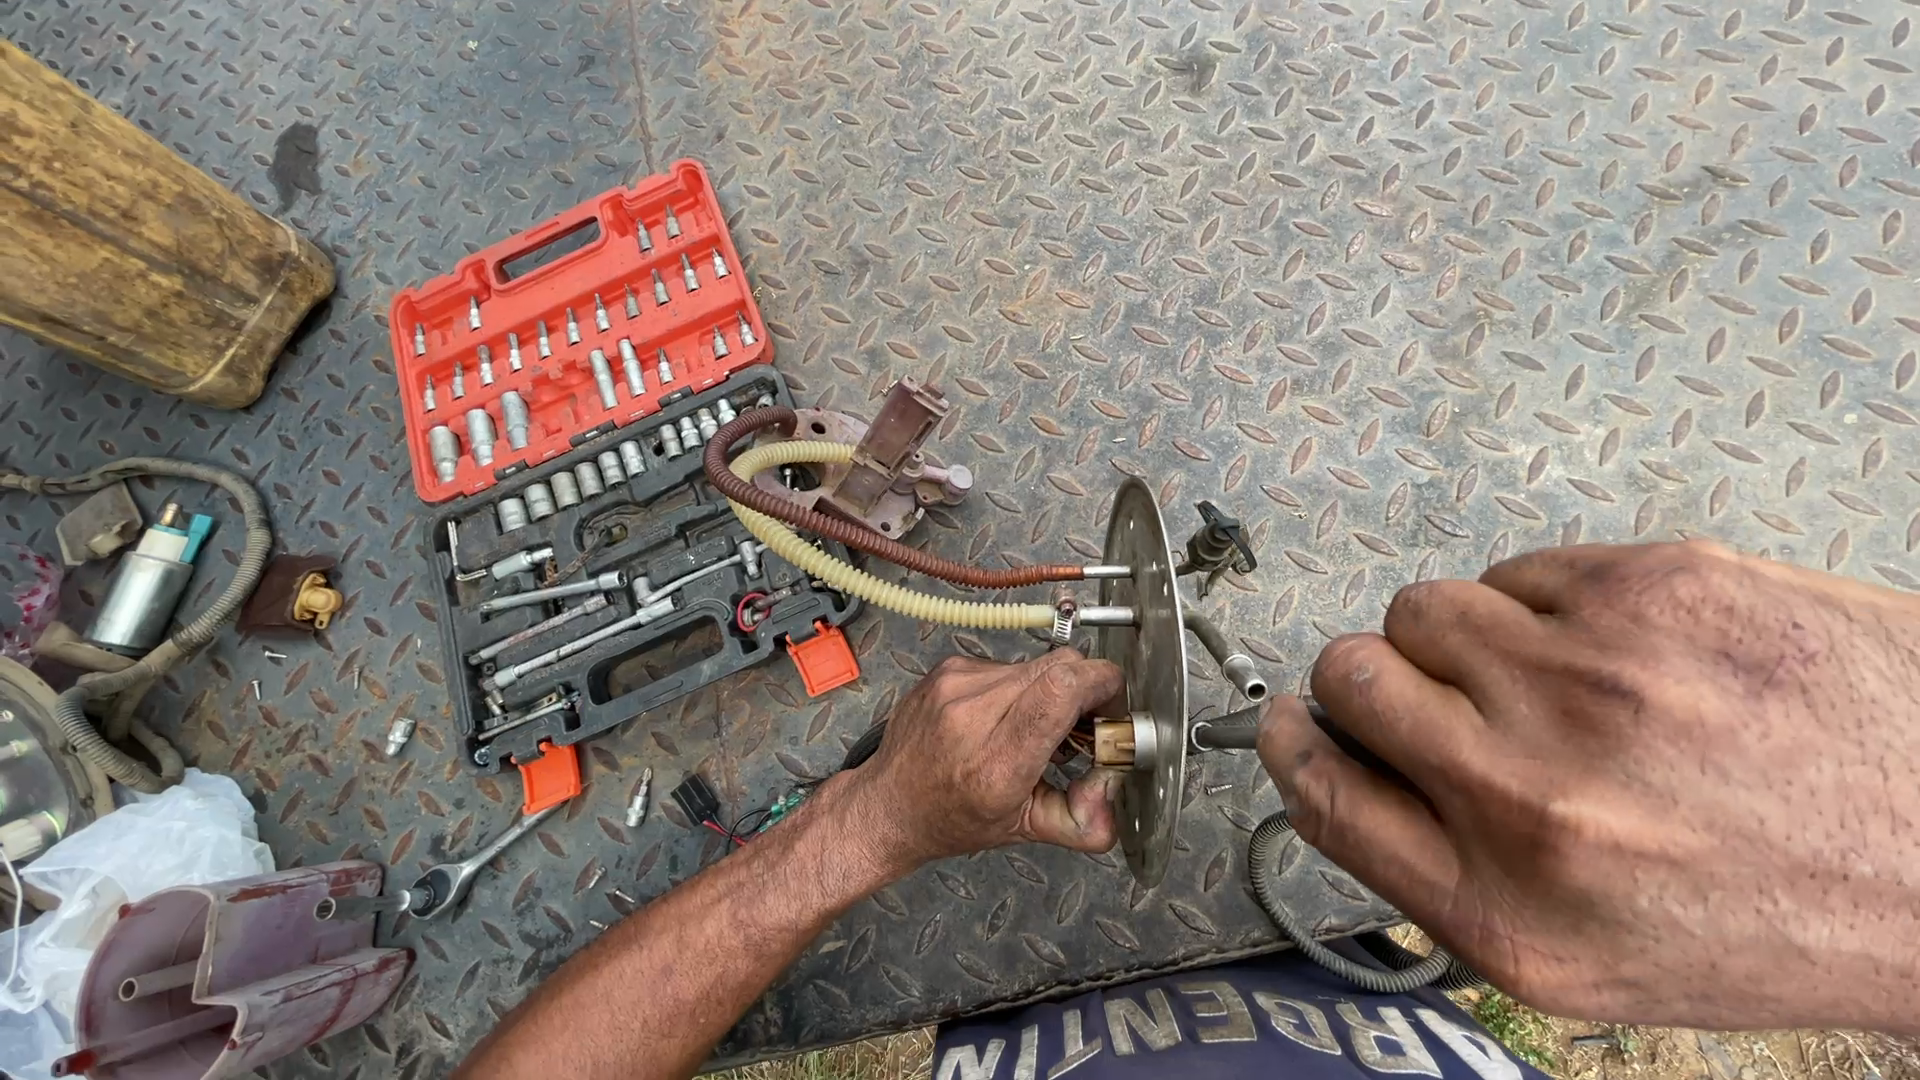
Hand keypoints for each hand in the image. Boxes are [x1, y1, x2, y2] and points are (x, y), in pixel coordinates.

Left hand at [840, 650, 1123, 874]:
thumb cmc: (951, 817)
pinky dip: (1021, 686)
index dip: (1101, 687)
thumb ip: (1083, 820)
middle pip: (1060, 666)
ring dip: (1052, 688)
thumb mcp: (1023, 830)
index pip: (1061, 689)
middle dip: (1086, 688)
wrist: (889, 801)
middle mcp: (972, 715)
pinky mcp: (950, 667)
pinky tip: (1005, 715)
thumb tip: (1114, 784)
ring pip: (1038, 662)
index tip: (1109, 709)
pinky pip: (1009, 664)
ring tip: (1036, 725)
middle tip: (1081, 724)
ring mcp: (956, 684)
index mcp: (996, 763)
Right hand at [1258, 540, 1919, 1033]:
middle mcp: (1531, 795)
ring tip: (1556, 677)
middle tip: (1445, 696)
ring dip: (1465, 639)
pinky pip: (1517, 571)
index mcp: (1502, 906)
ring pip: (1424, 607)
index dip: (1288, 739)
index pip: (1317, 789)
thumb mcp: (1576, 956)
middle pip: (1348, 671)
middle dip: (1376, 678)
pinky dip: (1546, 605)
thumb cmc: (1770, 910)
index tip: (1292, 717)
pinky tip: (1627, 650)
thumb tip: (1332, 758)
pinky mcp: (1656, 589)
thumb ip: (1424, 864)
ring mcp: (1590, 678)